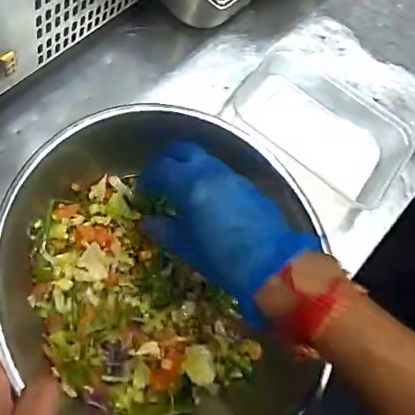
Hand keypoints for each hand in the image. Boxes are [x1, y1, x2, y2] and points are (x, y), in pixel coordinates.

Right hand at [141, 141, 320, 321]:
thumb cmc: (222, 258)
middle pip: (183, 151)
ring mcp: (234, 177)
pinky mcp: (249, 186)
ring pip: (205, 160)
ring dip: (191, 169)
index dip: (147, 179)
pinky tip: (208, 201)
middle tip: (160, 182)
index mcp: (191, 183)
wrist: (271, 264)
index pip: (161, 168)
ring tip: (183, 193)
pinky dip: (210, 179)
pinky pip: (223, 174)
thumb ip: (165, 230)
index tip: (142, 194)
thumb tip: (150, 222)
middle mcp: (212, 172)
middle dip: (168, 161)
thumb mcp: (187, 247)